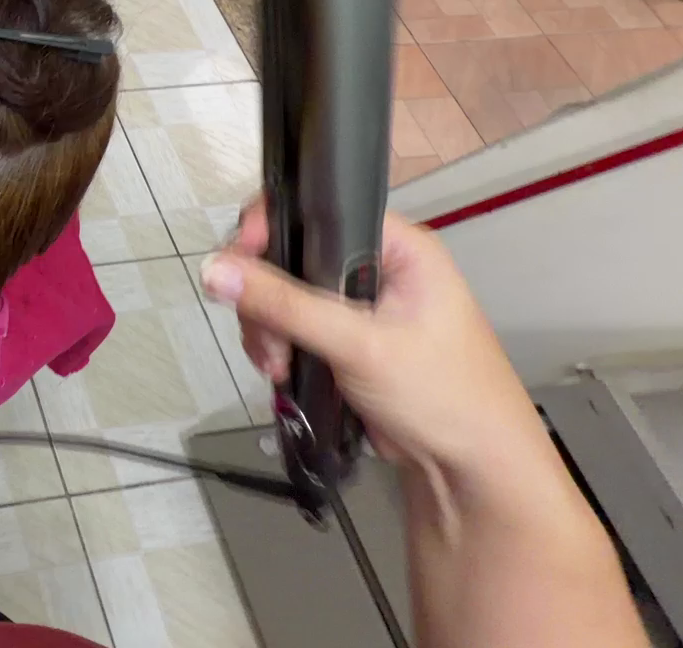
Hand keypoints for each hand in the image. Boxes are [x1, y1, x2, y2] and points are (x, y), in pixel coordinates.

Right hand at [199, 207, 545, 478]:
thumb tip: (212, 268)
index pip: (313, 210)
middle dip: (261, 294)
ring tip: (278, 362)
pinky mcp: (334, 331)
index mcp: (397, 248)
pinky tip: (281, 367)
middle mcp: (371, 265)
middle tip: (264, 331)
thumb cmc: (442, 397)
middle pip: (284, 251)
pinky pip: (280, 318)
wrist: (470, 472)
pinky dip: (271, 340)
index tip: (237, 263)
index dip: (268, 227)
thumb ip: (284, 304)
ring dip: (263, 325)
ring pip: (274, 289)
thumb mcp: (359, 344)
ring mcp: (350, 300)